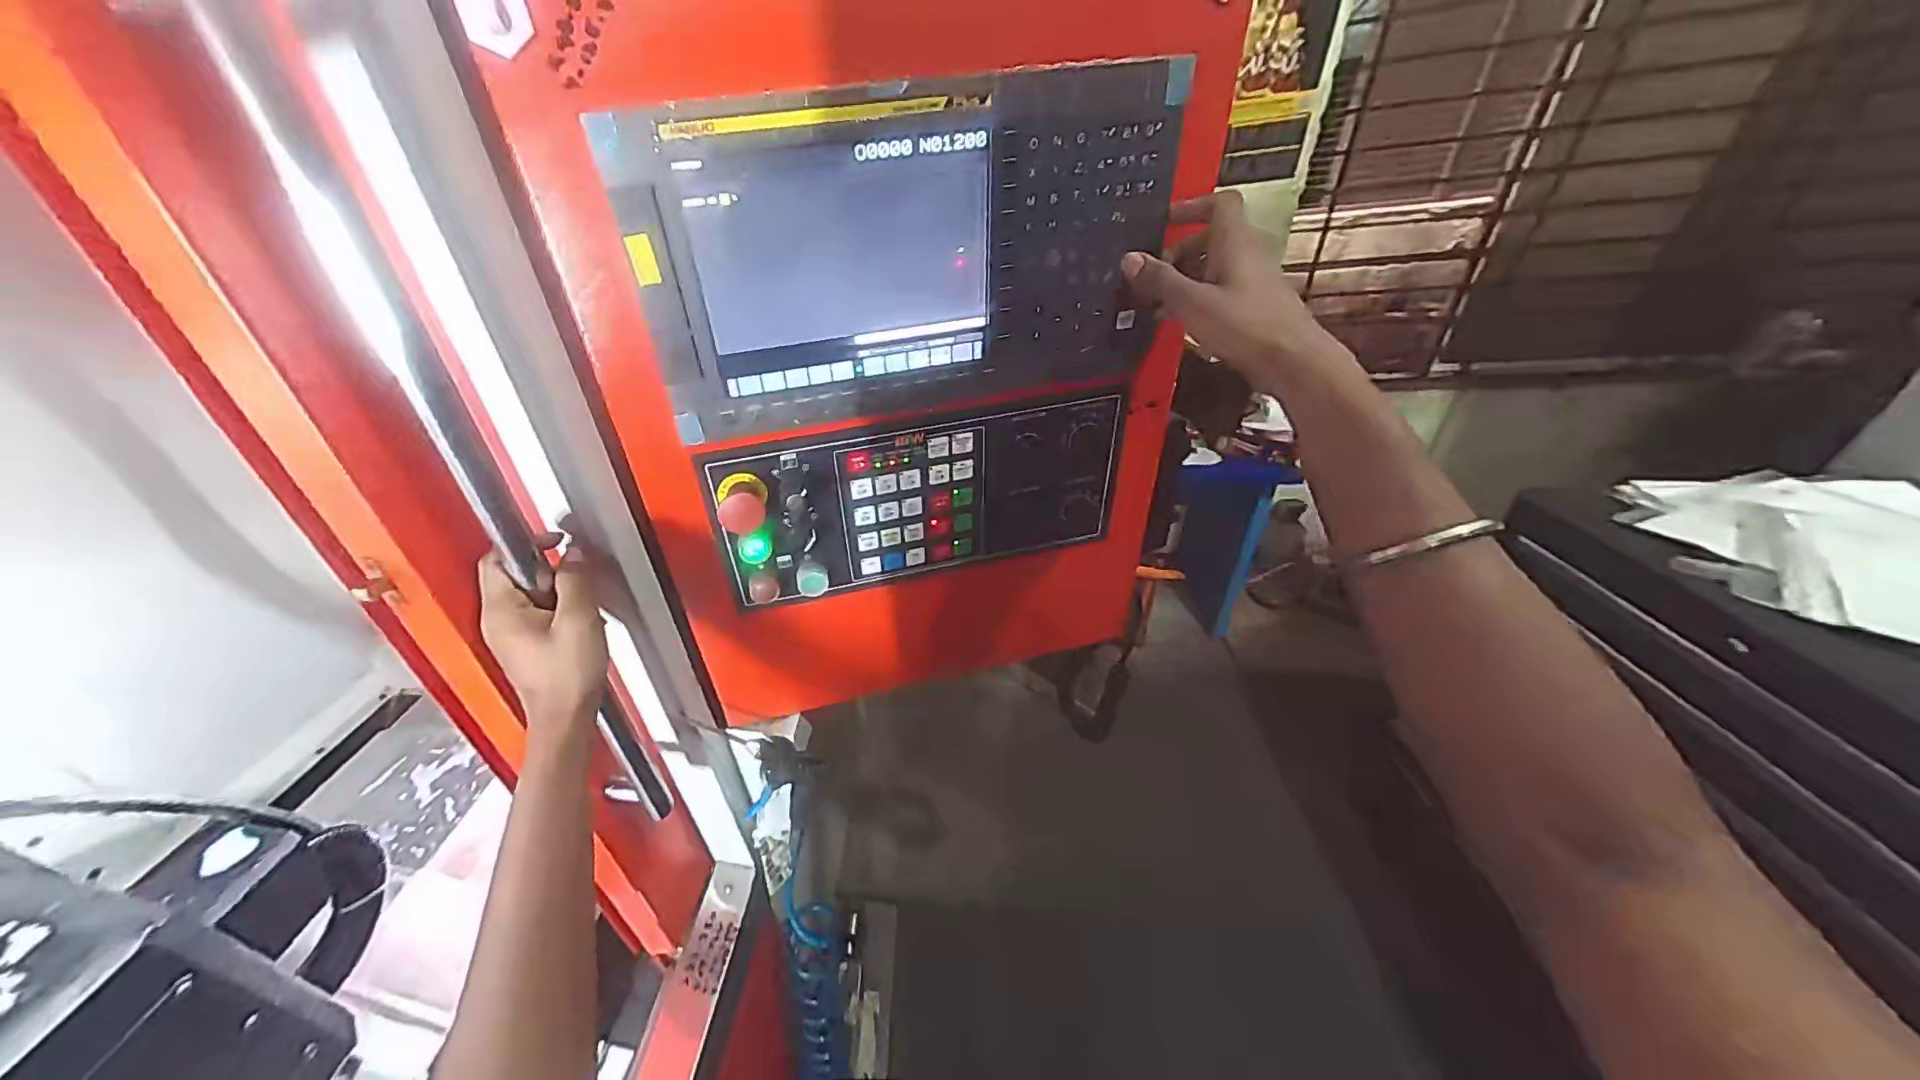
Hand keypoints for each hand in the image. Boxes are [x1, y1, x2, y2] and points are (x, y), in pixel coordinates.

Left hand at [477, 534, 607, 730]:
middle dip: (551, 572)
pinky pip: (539, 612)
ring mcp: (509, 633)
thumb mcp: (578, 620)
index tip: (557, 541)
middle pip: (517, 575)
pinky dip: (561, 610)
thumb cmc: (568, 673)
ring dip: (560, 592)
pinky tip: (581, 624)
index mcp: (501, 610)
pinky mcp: (525, 644)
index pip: (497, 559)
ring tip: (583, 609)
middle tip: (577, 586)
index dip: (526, 543)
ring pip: (531, 594)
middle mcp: (497, 619)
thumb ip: (575, 581)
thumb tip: (573, 552)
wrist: (565, 717)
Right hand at [1122, 191, 1354, 389]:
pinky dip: (1197, 298)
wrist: (1290, 361)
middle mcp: (1247, 254)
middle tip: (1150, 277)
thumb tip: (1130, 259)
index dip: (1191, 207)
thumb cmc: (1244, 325)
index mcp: (1235, 242)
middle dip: (1177, 254)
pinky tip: (1178, 321)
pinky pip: (1220, 290)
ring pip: (1213, 267)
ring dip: (1184, 280)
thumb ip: (1160, 280)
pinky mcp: (1253, 305)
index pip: (1219, 204)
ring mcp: (1252, 280)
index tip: (1164, 223)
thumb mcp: (1192, 303)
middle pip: (1209, 239)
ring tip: (1157, 303)